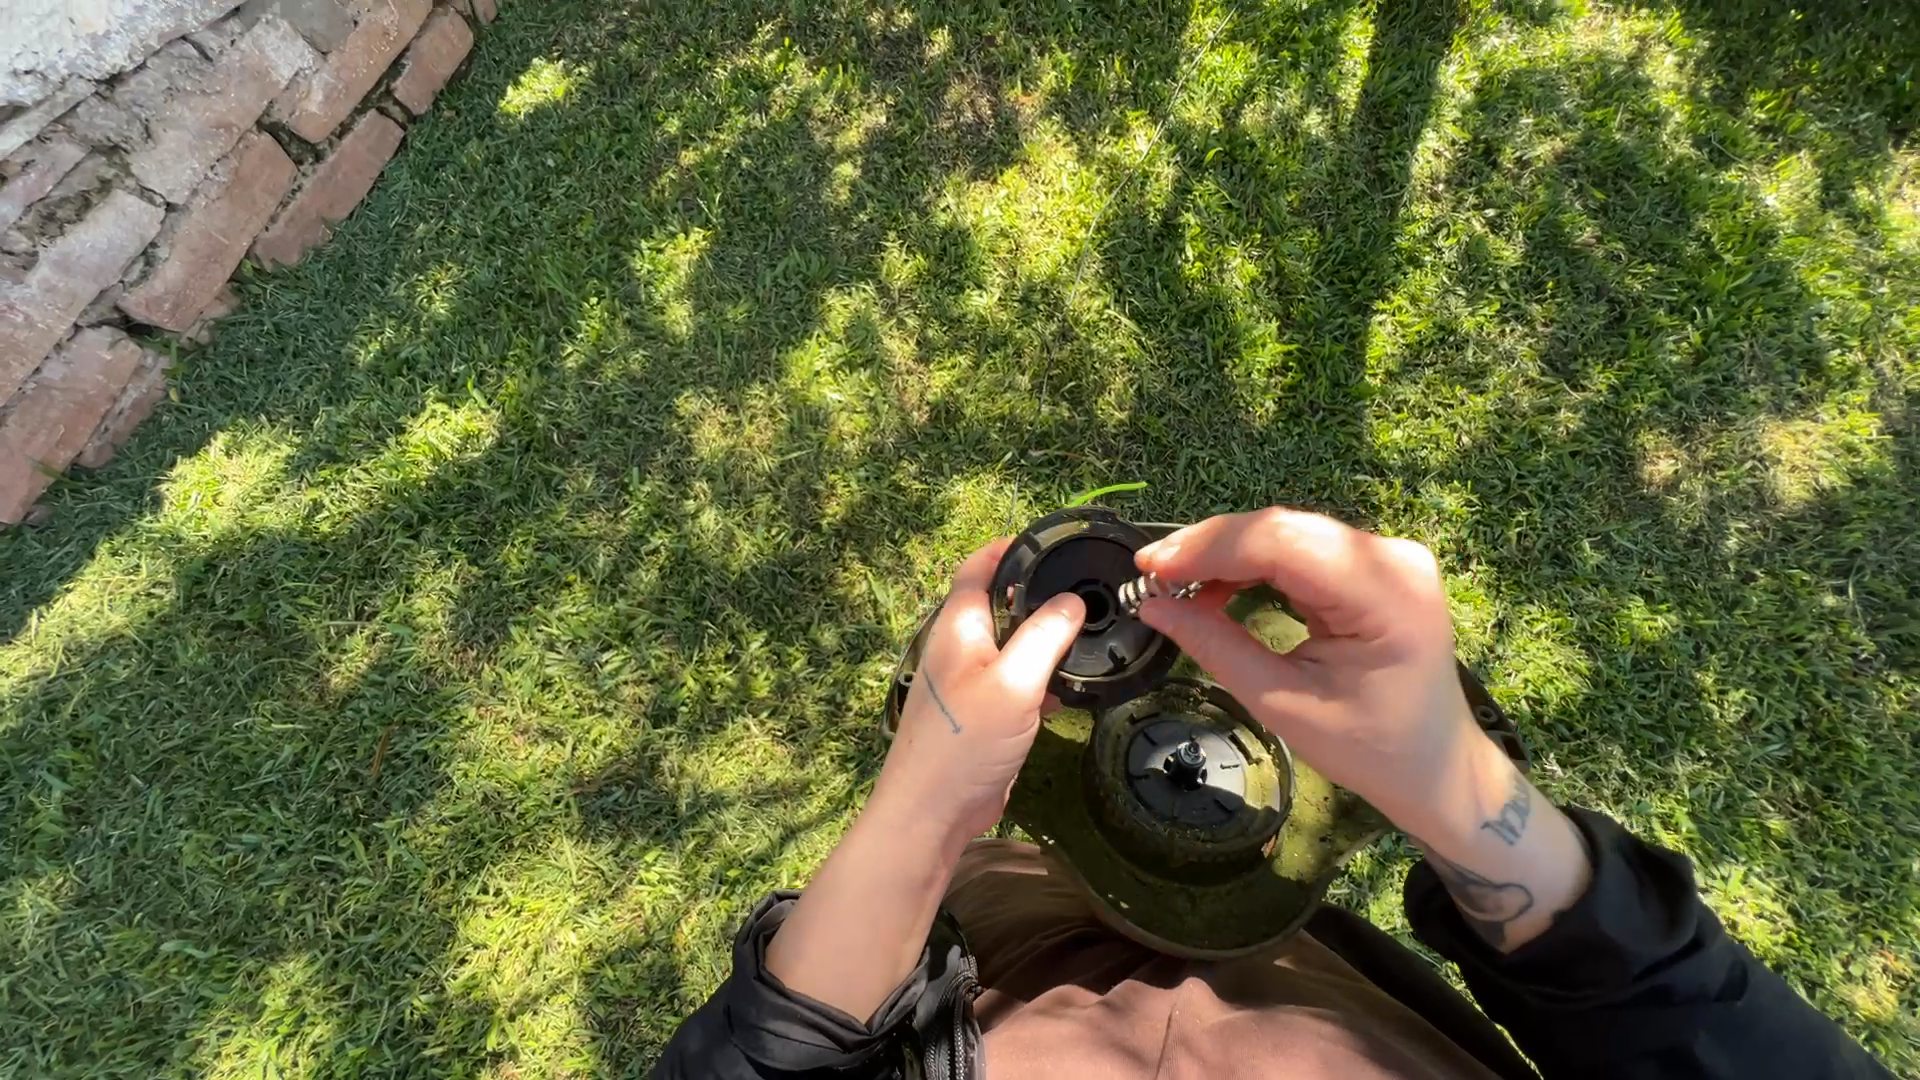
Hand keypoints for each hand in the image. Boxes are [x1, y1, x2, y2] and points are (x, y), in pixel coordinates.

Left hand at [879, 538, 1085, 849]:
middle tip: (1087, 592)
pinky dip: (1040, 678)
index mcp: (958, 625)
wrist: (931, 813)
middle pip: (1000, 603)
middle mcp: (960, 645)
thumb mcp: (1014, 682)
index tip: (1053, 542)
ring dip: (1043, 641)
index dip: (1011, 548)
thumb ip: (1044, 635)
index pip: (979, 567)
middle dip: (1039, 595)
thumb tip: (1072, 601)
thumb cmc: (966, 742)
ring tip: (1089, 638)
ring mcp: (969, 680)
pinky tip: (1068, 689)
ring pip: (1012, 644)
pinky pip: (1015, 680)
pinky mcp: (981, 711)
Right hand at [1135, 508, 1591, 949]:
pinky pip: (1296, 549)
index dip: (1209, 549)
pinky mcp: (1369, 564)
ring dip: (1222, 552)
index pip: (1282, 545)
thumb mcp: (1282, 704)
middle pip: (1281, 529)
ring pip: (1283, 533)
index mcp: (1385, 594)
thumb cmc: (1369, 748)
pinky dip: (1248, 563)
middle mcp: (1390, 558)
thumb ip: (1215, 646)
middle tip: (1150, 570)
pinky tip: (1213, 585)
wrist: (1437, 768)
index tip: (1150, 566)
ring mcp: (1383, 556)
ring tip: (1173, 579)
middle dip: (1208, 546)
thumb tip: (1152, 605)